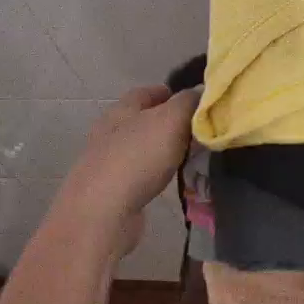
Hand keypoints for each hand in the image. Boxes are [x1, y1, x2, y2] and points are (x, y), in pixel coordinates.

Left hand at [44, 85, 197, 257]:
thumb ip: (188, 103)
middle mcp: (110, 132)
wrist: (102, 212)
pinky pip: (140, 172)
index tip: (192, 99)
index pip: (145, 92)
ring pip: (141, 146)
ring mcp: (108, 161)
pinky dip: (155, 171)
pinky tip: (169, 178)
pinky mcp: (112, 189)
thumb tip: (201, 91)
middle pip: (141, 119)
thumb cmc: (137, 158)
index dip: (168, 92)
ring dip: (162, 147)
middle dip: (167, 121)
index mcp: (121, 110)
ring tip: (190, 154)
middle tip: (198, 128)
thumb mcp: (170, 121)